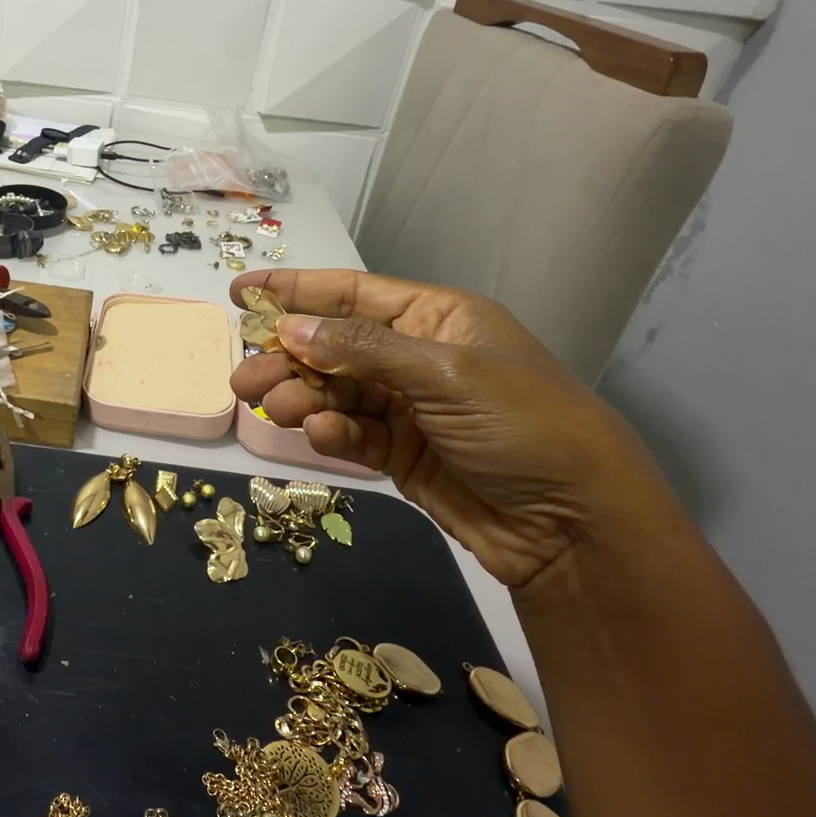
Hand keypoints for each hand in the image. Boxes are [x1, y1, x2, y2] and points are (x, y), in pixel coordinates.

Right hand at [231, 269, 674, 588]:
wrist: (575, 526)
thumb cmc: (522, 424)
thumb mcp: (445, 373)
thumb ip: (361, 348)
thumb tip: (289, 329)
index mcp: (435, 318)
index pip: (352, 293)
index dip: (295, 290)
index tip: (240, 292)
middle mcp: (416, 356)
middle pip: (333, 345)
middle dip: (287, 357)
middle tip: (243, 378)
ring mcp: (408, 406)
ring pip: (335, 390)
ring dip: (302, 396)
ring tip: (273, 408)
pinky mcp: (401, 453)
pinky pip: (352, 432)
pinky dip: (332, 432)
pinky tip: (322, 435)